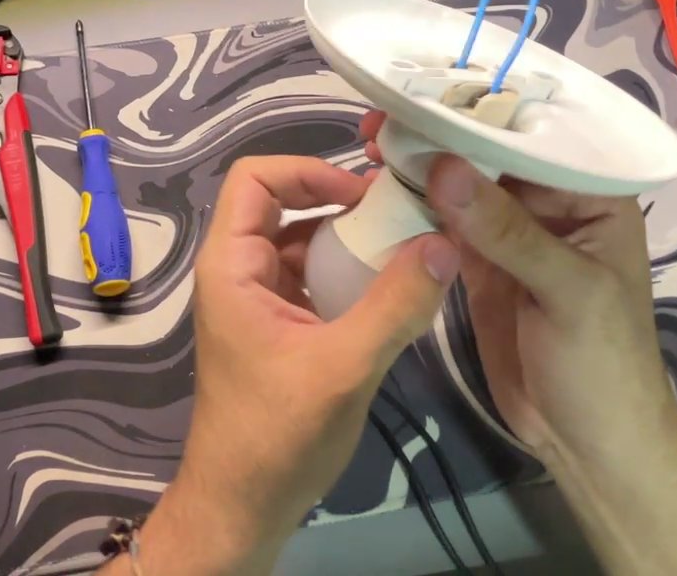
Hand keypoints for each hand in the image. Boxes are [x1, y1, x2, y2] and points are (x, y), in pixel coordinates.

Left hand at [119, 155, 459, 574]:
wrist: (242, 506)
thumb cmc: (278, 435)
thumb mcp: (344, 367)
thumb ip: (394, 304)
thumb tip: (444, 242)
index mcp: (231, 263)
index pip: (254, 179)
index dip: (306, 171)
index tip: (362, 194)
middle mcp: (238, 269)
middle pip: (280, 204)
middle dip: (335, 200)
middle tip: (396, 211)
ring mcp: (256, 296)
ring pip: (299, 240)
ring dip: (346, 238)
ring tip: (404, 242)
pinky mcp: (276, 322)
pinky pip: (310, 275)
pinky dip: (346, 271)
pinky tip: (389, 286)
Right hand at [362, 112, 676, 574]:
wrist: (586, 443)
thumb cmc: (602, 365)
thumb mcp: (568, 293)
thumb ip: (506, 231)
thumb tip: (440, 167)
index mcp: (587, 196)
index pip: (531, 139)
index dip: (479, 113)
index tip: (423, 94)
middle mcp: (545, 202)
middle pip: (485, 153)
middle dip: (436, 133)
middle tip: (381, 119)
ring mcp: (505, 230)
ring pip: (456, 182)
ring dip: (415, 163)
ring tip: (371, 143)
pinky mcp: (474, 257)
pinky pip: (438, 218)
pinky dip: (408, 202)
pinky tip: (376, 185)